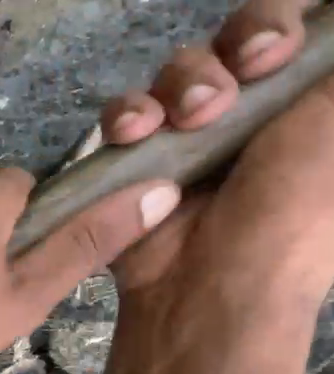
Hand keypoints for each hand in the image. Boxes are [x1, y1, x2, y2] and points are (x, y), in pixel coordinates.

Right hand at [100, 0, 333, 373]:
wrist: (205, 281)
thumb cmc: (293, 209)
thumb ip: (328, 70)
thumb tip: (325, 28)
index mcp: (316, 97)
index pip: (304, 26)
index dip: (282, 25)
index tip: (276, 55)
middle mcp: (261, 105)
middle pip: (242, 34)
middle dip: (235, 49)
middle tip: (230, 89)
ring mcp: (195, 133)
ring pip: (182, 68)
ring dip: (179, 86)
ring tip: (181, 123)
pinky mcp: (137, 159)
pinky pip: (126, 113)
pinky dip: (126, 116)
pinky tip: (132, 136)